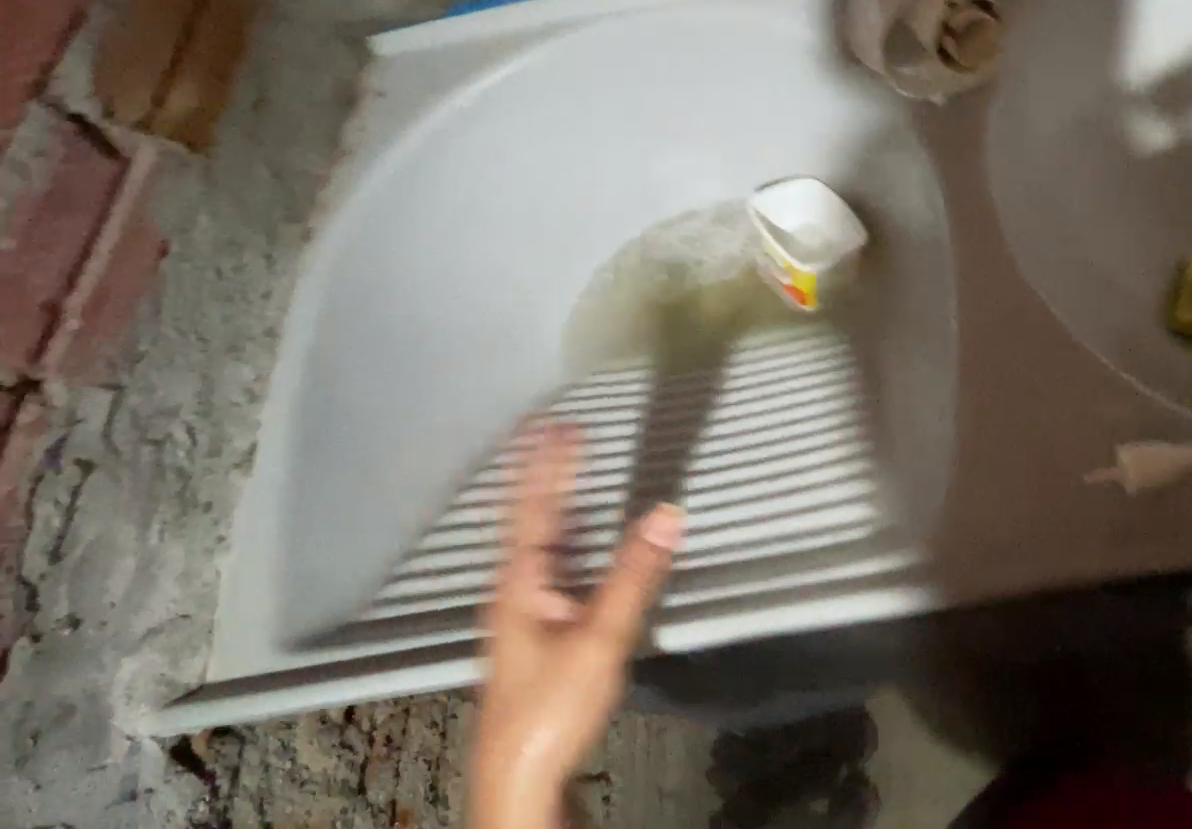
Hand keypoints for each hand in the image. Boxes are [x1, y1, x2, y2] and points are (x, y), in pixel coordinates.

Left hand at [471, 421, 683, 828]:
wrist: (521, 776)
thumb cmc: (552, 706)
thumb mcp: (600, 638)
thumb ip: (635, 574)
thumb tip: (669, 511)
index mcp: (521, 583)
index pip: (534, 508)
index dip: (546, 465)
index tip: (557, 423)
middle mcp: (514, 587)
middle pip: (526, 515)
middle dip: (539, 471)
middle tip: (552, 429)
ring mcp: (521, 608)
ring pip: (534, 537)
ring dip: (548, 497)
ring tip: (560, 462)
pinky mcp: (535, 627)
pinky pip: (547, 559)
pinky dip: (560, 530)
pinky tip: (572, 531)